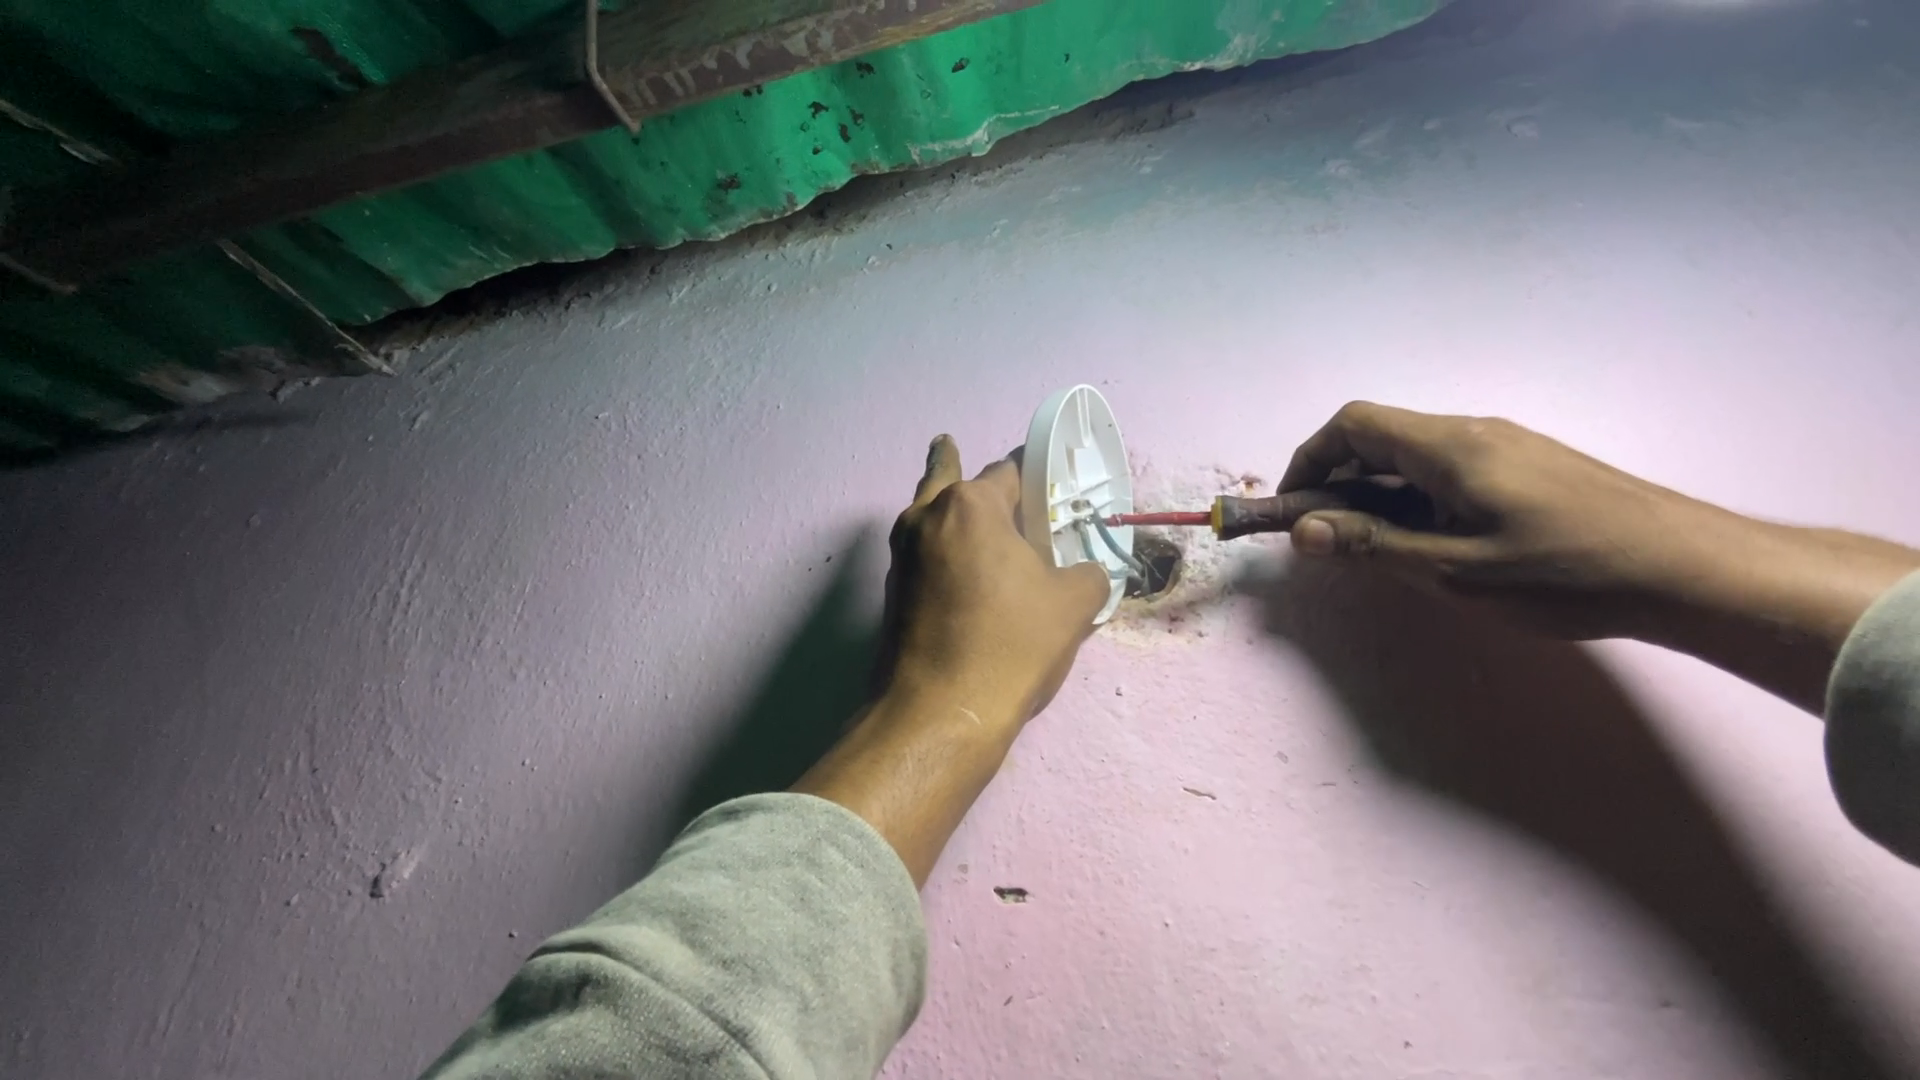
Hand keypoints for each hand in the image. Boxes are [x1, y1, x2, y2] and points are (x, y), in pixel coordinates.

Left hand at [879, 435, 1111, 726]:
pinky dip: (942, 553)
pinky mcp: (891, 594)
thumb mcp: (1072, 604)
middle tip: (963, 456)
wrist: (939, 713)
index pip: (1009, 470)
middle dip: (958, 465)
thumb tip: (1084, 572)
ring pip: (927, 517)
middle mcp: (925, 519)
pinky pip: (923, 556)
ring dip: (945, 510)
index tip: (1050, 480)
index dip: (1035, 473)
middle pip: (947, 479)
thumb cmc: (1010, 644)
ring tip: (965, 511)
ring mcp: (900, 557)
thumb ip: (1087, 573)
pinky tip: (964, 573)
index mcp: (969, 506)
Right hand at [1277, 402, 1919, 712]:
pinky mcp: (1526, 466)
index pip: (1353, 425)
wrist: (1693, 570)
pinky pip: (1445, 469)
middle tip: (1328, 538)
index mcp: (1449, 447)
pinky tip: (1430, 541)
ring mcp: (1504, 446)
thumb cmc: (1566, 572)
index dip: (1310, 459)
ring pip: (1412, 455)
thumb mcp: (1456, 569)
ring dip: (1375, 493)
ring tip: (1375, 548)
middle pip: (1379, 437)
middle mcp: (1472, 432)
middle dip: (1337, 481)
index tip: (1295, 509)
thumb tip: (1302, 530)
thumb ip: (1373, 546)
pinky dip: (1412, 497)